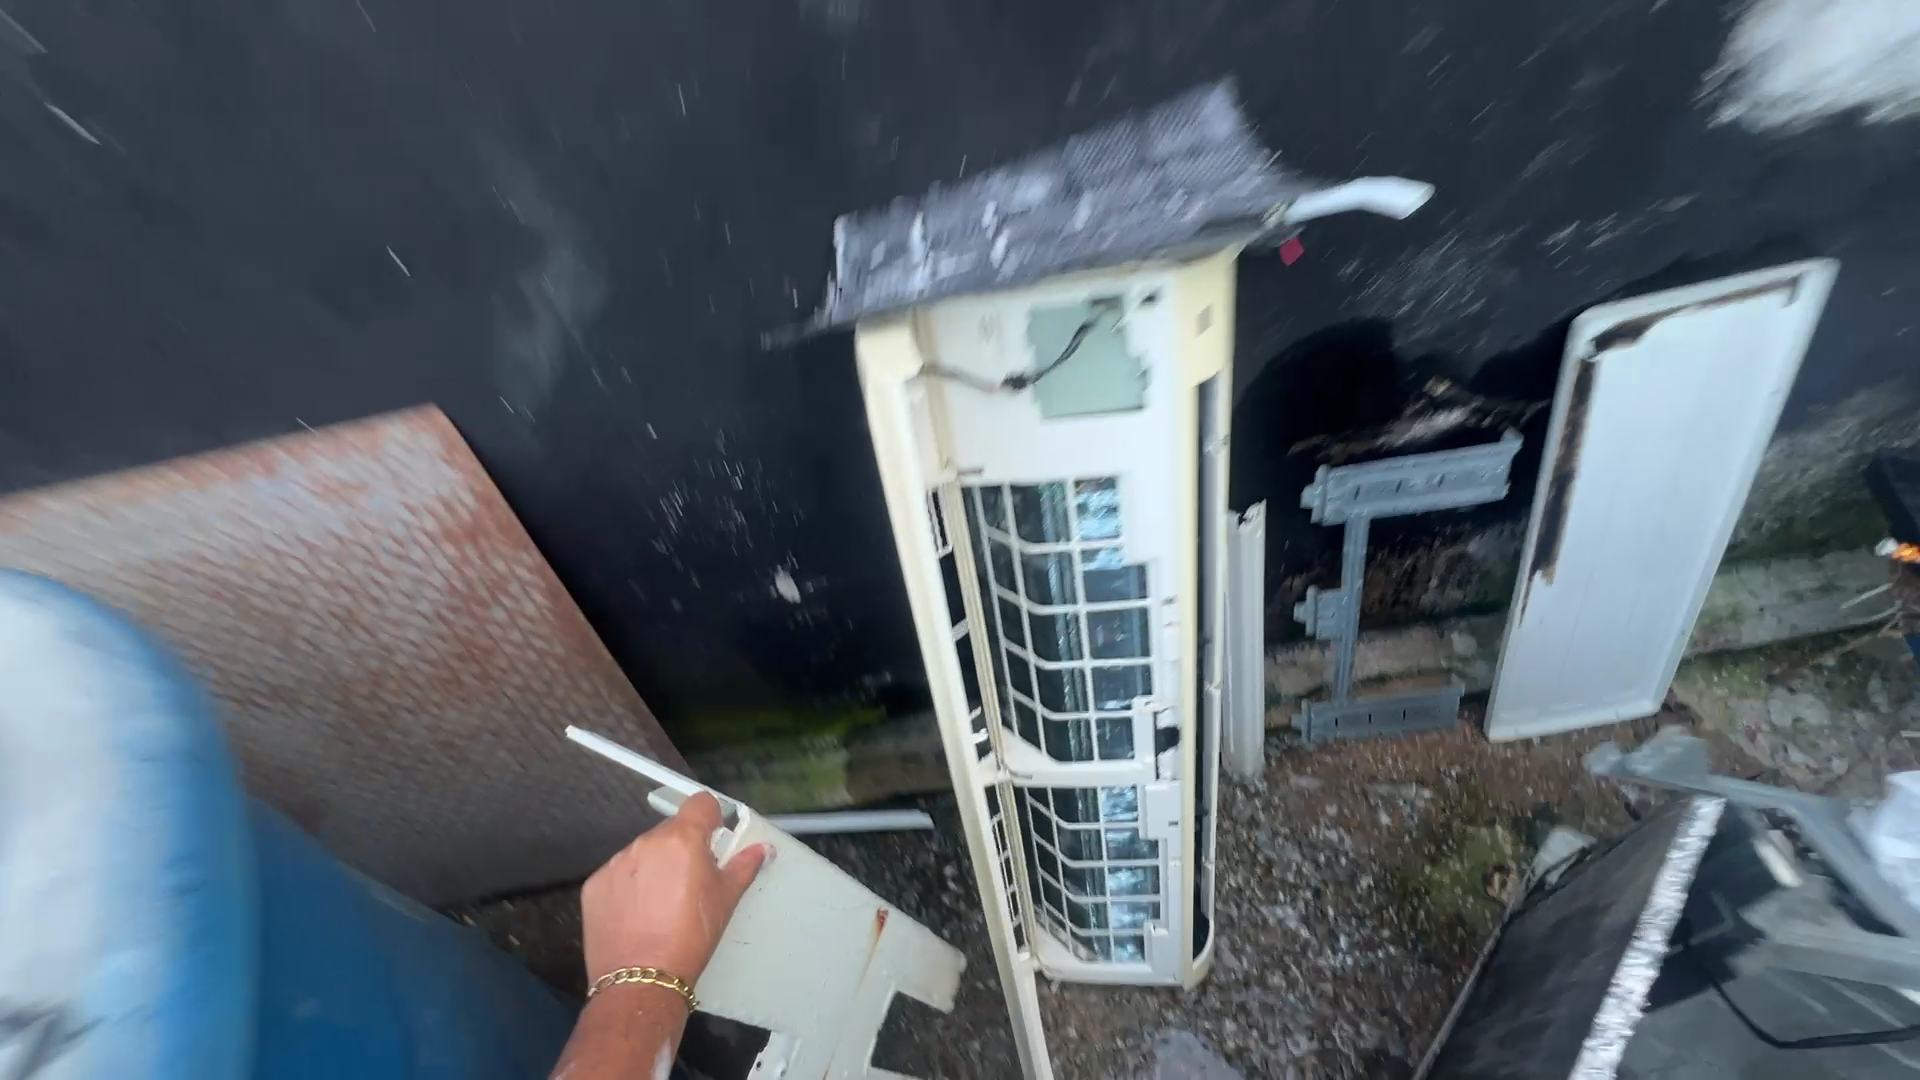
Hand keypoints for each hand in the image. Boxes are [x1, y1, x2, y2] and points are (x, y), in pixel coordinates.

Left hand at [580, 792, 771, 987]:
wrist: (642, 981)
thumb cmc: (693, 935)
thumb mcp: (726, 898)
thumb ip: (744, 865)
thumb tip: (763, 849)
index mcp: (683, 838)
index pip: (700, 802)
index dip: (710, 818)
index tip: (713, 841)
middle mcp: (647, 842)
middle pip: (671, 829)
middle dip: (682, 847)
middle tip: (689, 881)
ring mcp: (616, 863)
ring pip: (644, 851)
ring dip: (655, 865)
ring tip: (661, 902)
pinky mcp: (594, 885)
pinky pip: (619, 873)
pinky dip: (629, 885)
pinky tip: (637, 913)